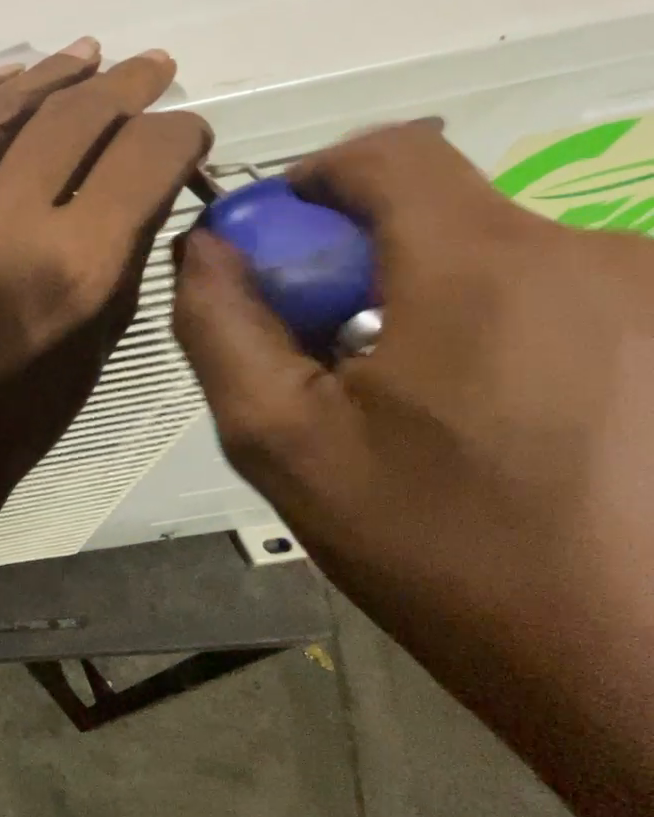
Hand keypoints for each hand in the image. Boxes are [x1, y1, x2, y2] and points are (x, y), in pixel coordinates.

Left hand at [0, 38, 209, 579]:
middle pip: (71, 117)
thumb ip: (130, 237)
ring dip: (47, 74)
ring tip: (84, 56)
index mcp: (69, 268)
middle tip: (150, 68)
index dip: (180, 130)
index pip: (144, 155)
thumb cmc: (26, 404)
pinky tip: (0, 82)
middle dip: (124, 85)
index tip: (187, 129)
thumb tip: (152, 159)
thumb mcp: (106, 329)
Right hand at [174, 121, 653, 816]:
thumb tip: (205, 245)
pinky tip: (492, 412)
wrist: (621, 664)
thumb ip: (219, 323)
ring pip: (500, 253)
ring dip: (431, 295)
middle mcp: (596, 256)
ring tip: (412, 396)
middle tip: (329, 348)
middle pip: (441, 209)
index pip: (392, 152)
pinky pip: (561, 292)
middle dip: (364, 258)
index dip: (316, 178)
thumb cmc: (429, 542)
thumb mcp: (275, 436)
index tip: (281, 243)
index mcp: (485, 268)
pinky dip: (498, 323)